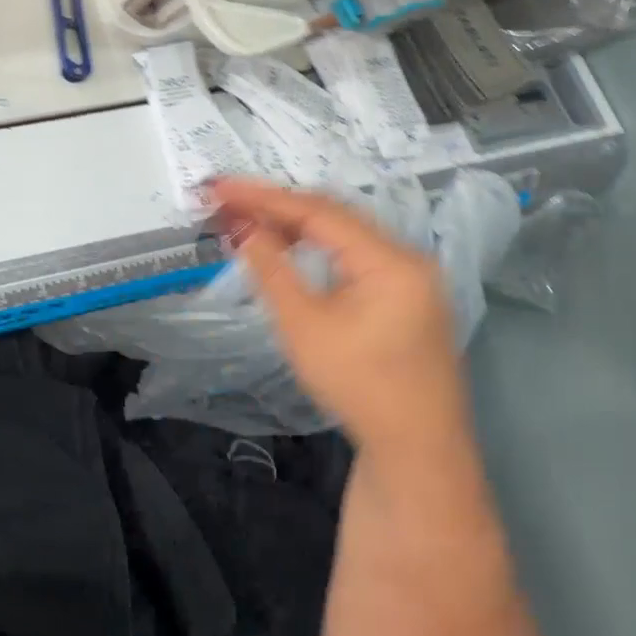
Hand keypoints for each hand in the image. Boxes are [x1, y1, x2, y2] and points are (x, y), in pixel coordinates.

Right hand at [212, 177, 469, 455]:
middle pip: (334, 215)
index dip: (262, 196)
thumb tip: (242, 227)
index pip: (317, 212)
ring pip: (344, 234)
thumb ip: (271, 268)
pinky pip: (353, 254)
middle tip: (226, 200)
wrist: (417, 448)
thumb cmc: (358, 383)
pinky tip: (287, 248)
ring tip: (246, 219)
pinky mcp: (405, 298)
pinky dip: (315, 245)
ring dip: (294, 223)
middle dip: (276, 204)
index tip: (218, 188)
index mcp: (390, 260)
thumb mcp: (303, 324)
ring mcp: (411, 278)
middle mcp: (408, 258)